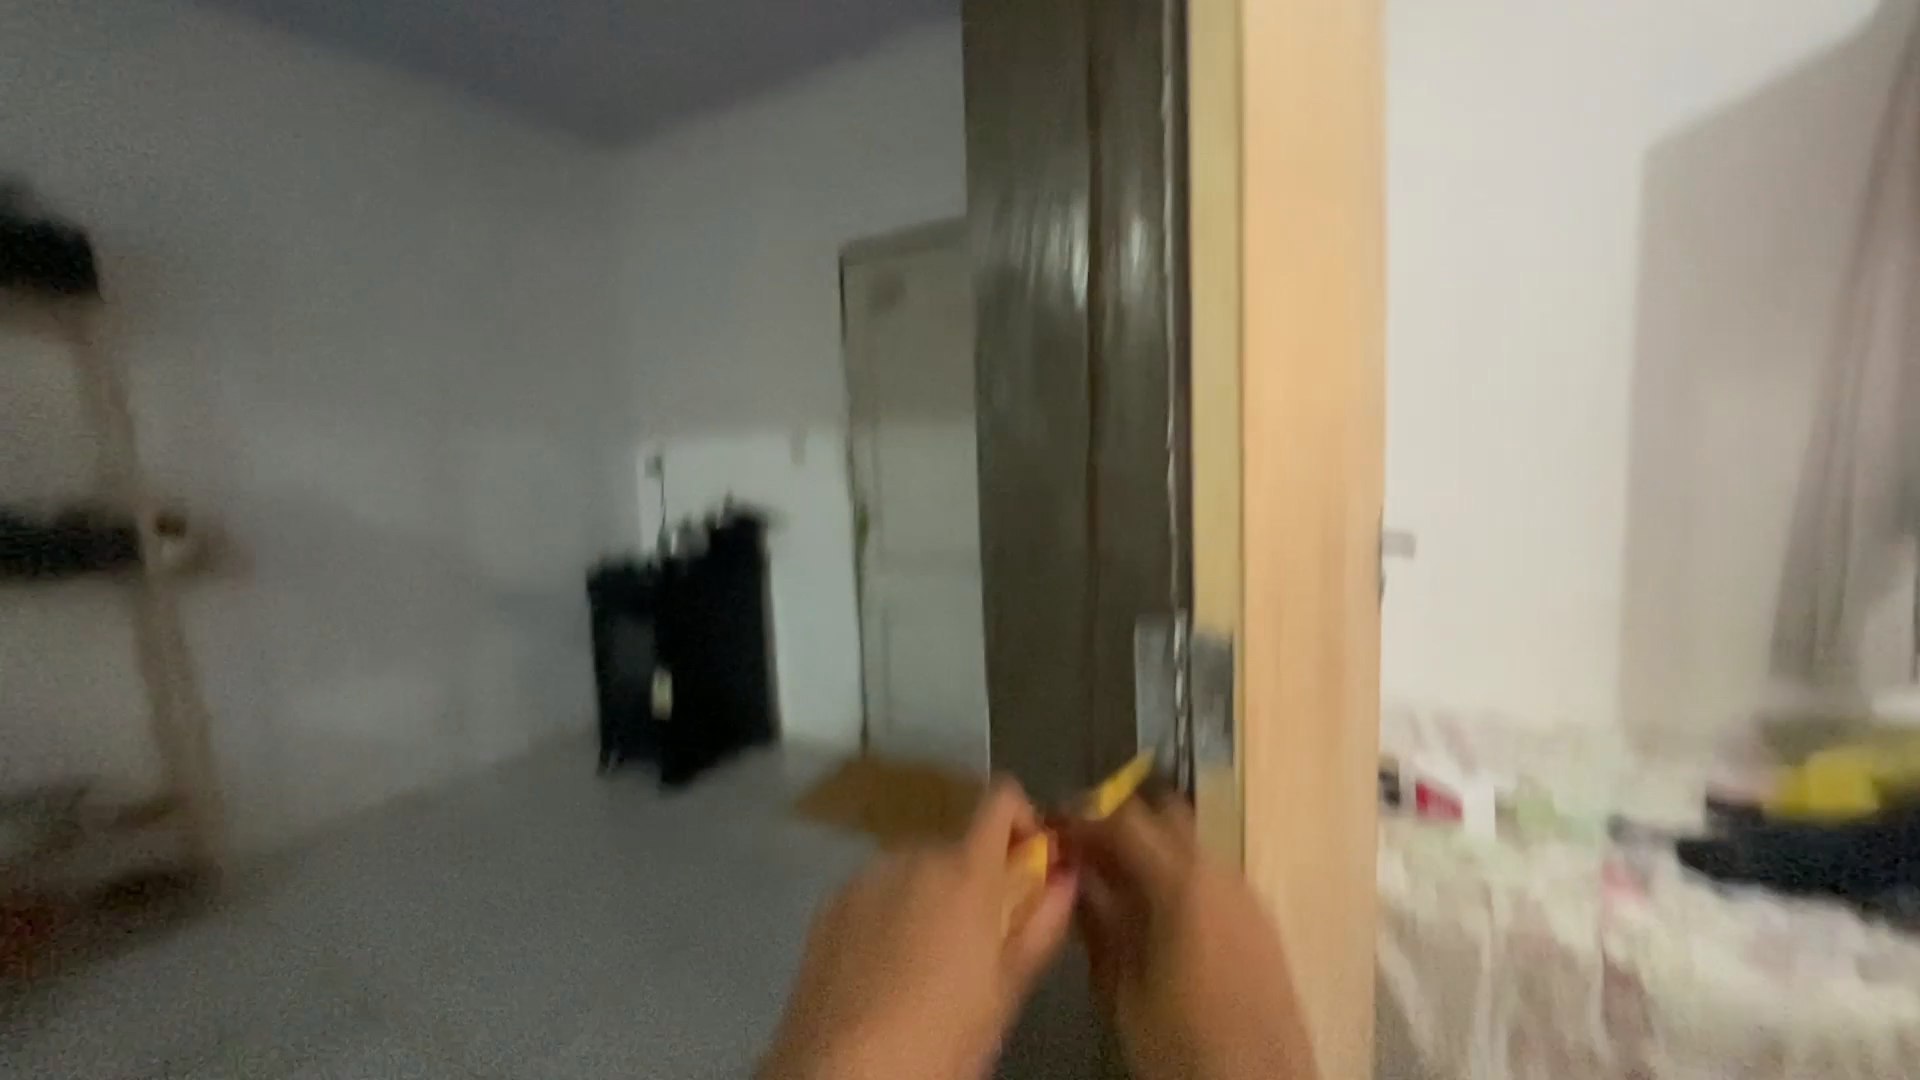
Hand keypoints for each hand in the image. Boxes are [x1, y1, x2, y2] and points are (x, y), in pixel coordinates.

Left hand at [758, 782, 1077, 1079]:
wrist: (842, 1075)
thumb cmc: (942, 1037)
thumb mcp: (1007, 990)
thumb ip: (1042, 922)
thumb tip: (1064, 875)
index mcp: (967, 869)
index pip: (1000, 798)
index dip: (1021, 818)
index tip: (1028, 862)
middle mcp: (916, 854)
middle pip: (958, 846)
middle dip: (975, 880)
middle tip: (976, 942)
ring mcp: (868, 874)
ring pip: (916, 869)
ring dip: (931, 895)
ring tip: (925, 962)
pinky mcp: (832, 900)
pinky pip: (877, 889)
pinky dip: (889, 911)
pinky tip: (883, 968)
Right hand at [1067, 798, 1310, 1079]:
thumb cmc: (1180, 1044)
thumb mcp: (1120, 987)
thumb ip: (1095, 918)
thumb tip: (1071, 873)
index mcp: (1181, 882)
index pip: (1123, 819)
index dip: (1082, 818)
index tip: (1053, 829)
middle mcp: (1220, 871)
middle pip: (1163, 813)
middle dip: (1121, 821)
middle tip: (1086, 849)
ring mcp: (1245, 893)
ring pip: (1189, 840)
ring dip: (1150, 847)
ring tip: (1115, 882)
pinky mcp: (1260, 920)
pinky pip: (1210, 872)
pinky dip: (1177, 873)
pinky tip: (1155, 912)